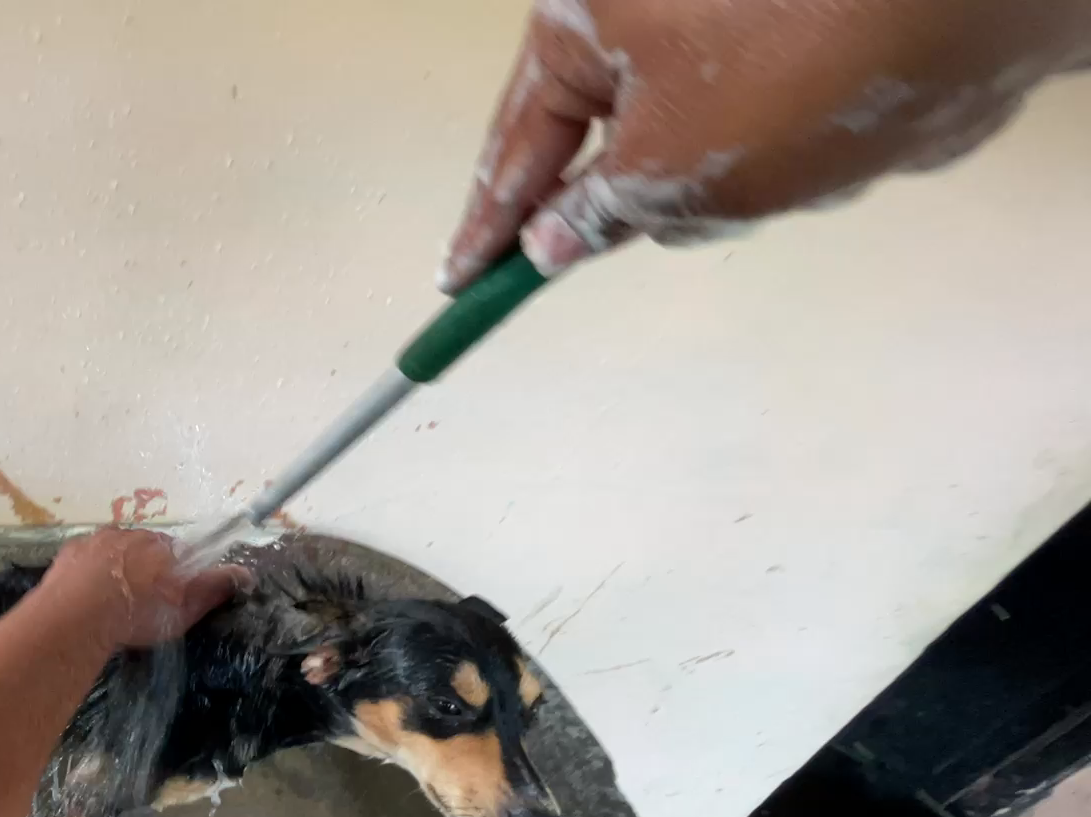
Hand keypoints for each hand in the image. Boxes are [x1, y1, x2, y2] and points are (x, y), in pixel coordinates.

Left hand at [40, 528, 249, 649]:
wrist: (77, 616)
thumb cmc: (136, 614)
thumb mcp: (182, 610)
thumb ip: (213, 589)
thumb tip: (245, 574)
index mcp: (164, 547)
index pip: (178, 552)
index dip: (174, 572)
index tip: (167, 593)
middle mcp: (135, 534)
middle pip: (146, 547)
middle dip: (146, 566)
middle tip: (139, 598)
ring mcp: (100, 539)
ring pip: (116, 548)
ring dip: (118, 565)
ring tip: (111, 597)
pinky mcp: (73, 548)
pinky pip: (88, 555)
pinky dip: (90, 569)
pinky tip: (87, 592)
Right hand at [442, 0, 1090, 291]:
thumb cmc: (809, 64)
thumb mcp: (672, 170)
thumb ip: (590, 220)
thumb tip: (547, 247)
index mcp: (593, 14)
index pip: (515, 150)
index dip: (484, 229)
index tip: (455, 285)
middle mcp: (653, 4)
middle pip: (608, 145)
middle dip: (649, 198)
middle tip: (680, 217)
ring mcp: (734, 12)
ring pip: (696, 142)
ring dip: (748, 177)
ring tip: (822, 153)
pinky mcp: (811, 23)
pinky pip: (766, 118)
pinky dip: (804, 143)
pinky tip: (865, 125)